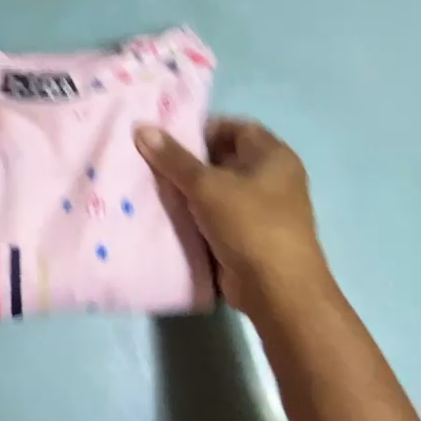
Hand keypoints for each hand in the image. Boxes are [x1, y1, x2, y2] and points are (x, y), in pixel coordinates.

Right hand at [136, 118, 331, 317]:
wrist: (278, 292)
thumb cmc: (249, 225)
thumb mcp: (205, 185)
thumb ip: (172, 157)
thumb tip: (142, 128)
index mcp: (273, 156)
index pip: (233, 127)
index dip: (201, 128)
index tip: (168, 139)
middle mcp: (273, 177)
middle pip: (224, 157)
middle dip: (189, 159)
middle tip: (154, 161)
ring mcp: (264, 208)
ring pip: (218, 187)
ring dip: (190, 188)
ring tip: (155, 186)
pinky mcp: (252, 234)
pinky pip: (219, 213)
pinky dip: (197, 212)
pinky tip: (169, 213)